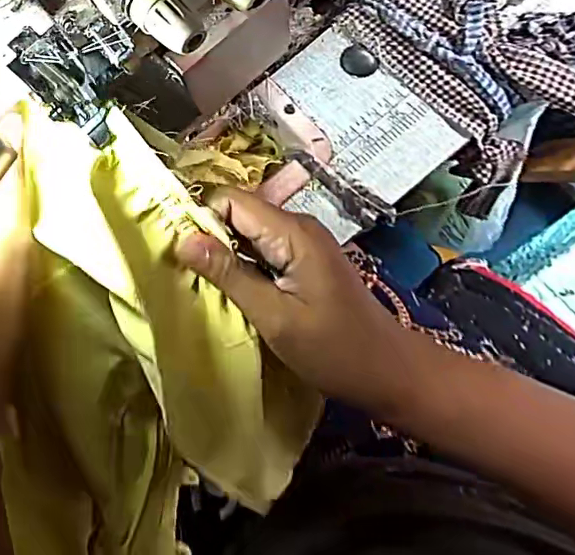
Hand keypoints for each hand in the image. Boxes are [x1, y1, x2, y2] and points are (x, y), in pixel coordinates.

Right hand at [175, 188, 422, 415]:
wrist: (393, 373)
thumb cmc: (335, 350)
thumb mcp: (275, 318)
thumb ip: (229, 275)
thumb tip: (183, 239)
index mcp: (292, 231)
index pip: (231, 200)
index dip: (202, 218)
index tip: (181, 251)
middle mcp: (297, 225)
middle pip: (239, 211)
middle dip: (210, 234)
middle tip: (188, 270)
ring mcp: (302, 240)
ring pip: (248, 229)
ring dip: (225, 250)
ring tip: (206, 281)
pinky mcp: (304, 257)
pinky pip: (262, 245)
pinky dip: (243, 261)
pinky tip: (234, 287)